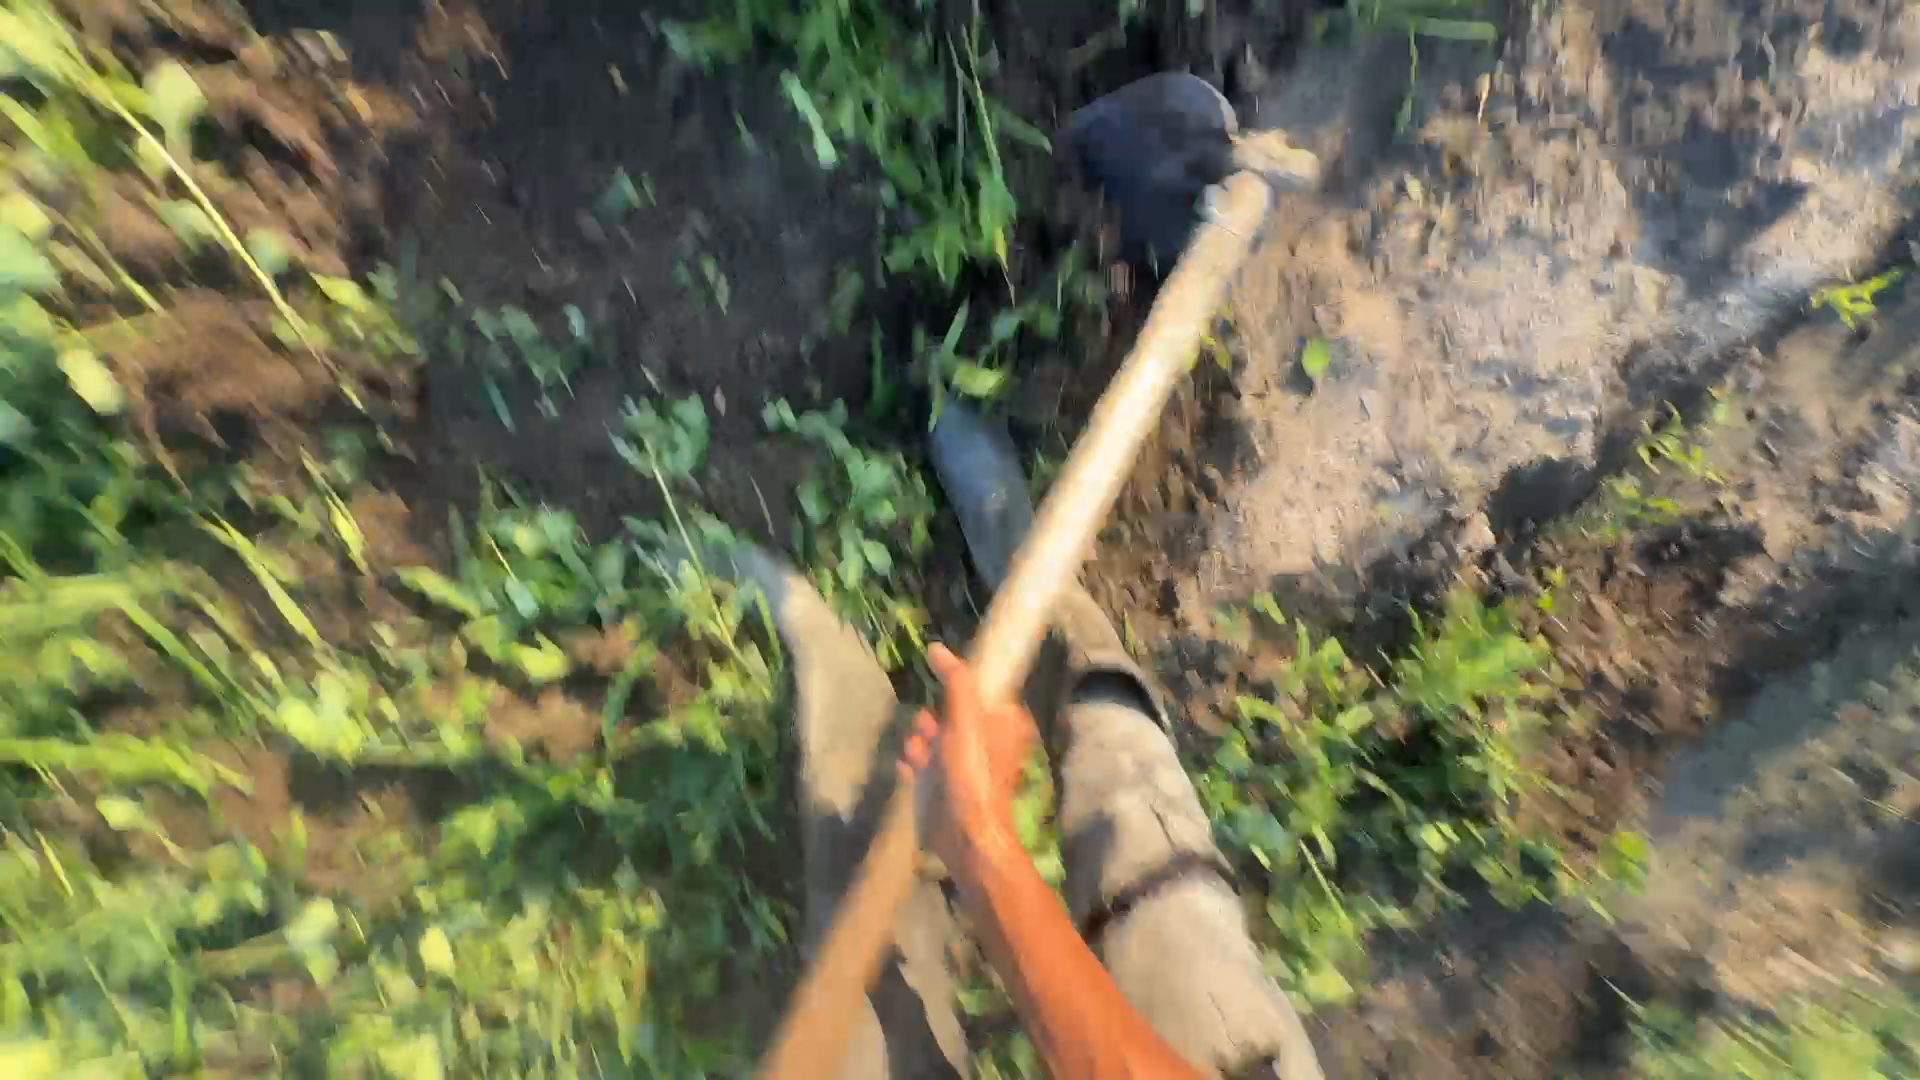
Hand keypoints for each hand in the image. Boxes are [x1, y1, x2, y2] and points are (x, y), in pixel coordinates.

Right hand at [898, 644, 1037, 873]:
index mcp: (1001, 722)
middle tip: (929, 730)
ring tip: (918, 753)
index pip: (977, 690)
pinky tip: (909, 769)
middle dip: (931, 719)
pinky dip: (911, 763)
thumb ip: (955, 681)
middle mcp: (983, 740)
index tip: (940, 689)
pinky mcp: (940, 785)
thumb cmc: (973, 773)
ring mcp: (960, 764)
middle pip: (948, 712)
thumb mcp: (966, 719)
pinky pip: (919, 763)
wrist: (965, 835)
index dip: (957, 688)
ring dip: (918, 741)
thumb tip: (936, 647)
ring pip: (930, 736)